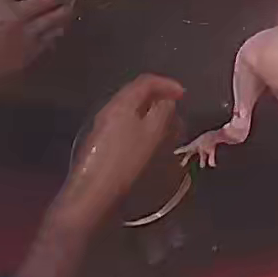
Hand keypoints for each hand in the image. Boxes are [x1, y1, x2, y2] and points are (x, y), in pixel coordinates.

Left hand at [18, 74, 184, 276]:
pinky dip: (143, 129)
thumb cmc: (126, 161)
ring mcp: (103, 127)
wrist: (92, 194)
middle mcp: (109, 109)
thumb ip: (163, 111)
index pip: (146, 81)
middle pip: (138, 95)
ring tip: (170, 131)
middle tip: (178, 113)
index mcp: (121, 103)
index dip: (167, 84)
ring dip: (153, 116)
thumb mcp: (152, 134)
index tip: (184, 95)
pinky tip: (151, 145)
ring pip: (133, 112)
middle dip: (161, 101)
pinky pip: (127, 126)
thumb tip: (167, 101)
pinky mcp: (102, 144)